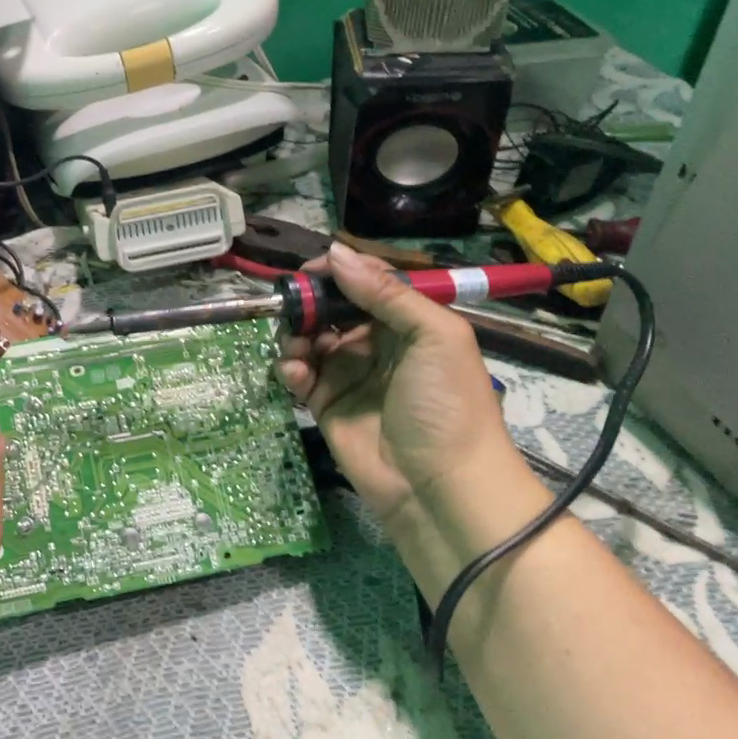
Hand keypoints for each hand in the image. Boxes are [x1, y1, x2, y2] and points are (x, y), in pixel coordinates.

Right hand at [275, 242, 518, 536]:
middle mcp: (376, 343)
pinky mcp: (325, 403)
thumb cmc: (447, 404)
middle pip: (331, 308)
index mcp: (408, 323)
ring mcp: (348, 374)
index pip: (366, 284)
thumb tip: (335, 251)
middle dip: (309, 304)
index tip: (309, 271)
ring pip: (308, 337)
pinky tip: (295, 374)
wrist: (440, 487)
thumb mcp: (433, 337)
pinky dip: (289, 367)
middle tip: (294, 309)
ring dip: (296, 335)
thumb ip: (385, 293)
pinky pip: (298, 373)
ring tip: (297, 348)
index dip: (338, 273)